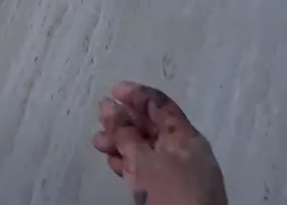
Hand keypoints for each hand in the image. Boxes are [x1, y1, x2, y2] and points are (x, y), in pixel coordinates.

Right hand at [91, 81, 227, 204]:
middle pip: (150, 124)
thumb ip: (123, 131)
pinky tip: (115, 165)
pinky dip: (130, 161)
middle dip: (122, 121)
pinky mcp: (174, 191)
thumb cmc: (170, 193)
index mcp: (186, 137)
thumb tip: (109, 106)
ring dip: (120, 142)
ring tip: (100, 145)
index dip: (135, 93)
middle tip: (101, 122)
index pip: (159, 104)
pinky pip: (149, 166)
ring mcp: (181, 172)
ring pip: (146, 146)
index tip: (111, 93)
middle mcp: (186, 150)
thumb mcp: (142, 159)